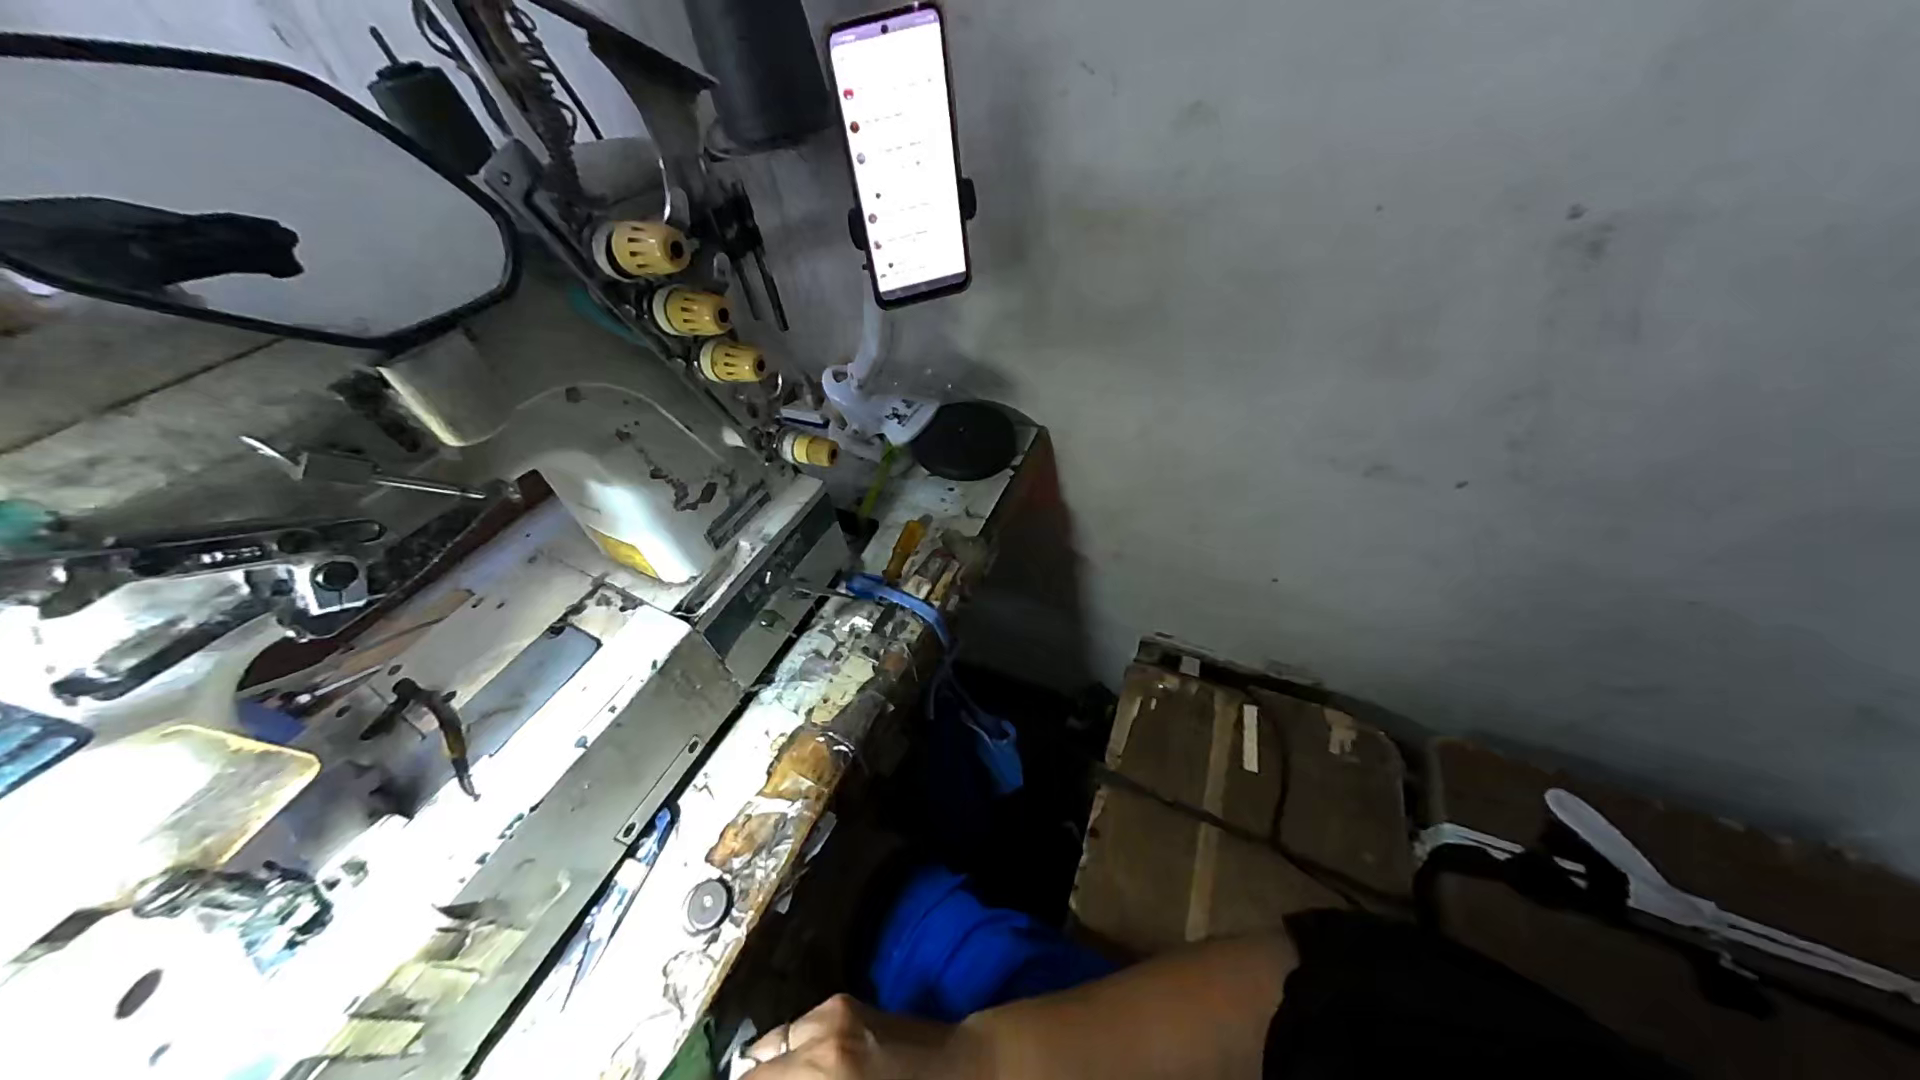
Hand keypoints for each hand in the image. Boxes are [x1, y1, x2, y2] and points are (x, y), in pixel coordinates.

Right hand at [741, 994, 956, 1079]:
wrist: (962, 1068)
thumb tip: (768, 1079)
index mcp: (820, 1072)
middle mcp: (819, 1036)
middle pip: (756, 1066)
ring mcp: (831, 1012)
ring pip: (771, 1043)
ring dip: (767, 1068)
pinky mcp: (843, 1001)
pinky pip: (798, 1026)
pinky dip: (791, 1049)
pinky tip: (800, 1068)